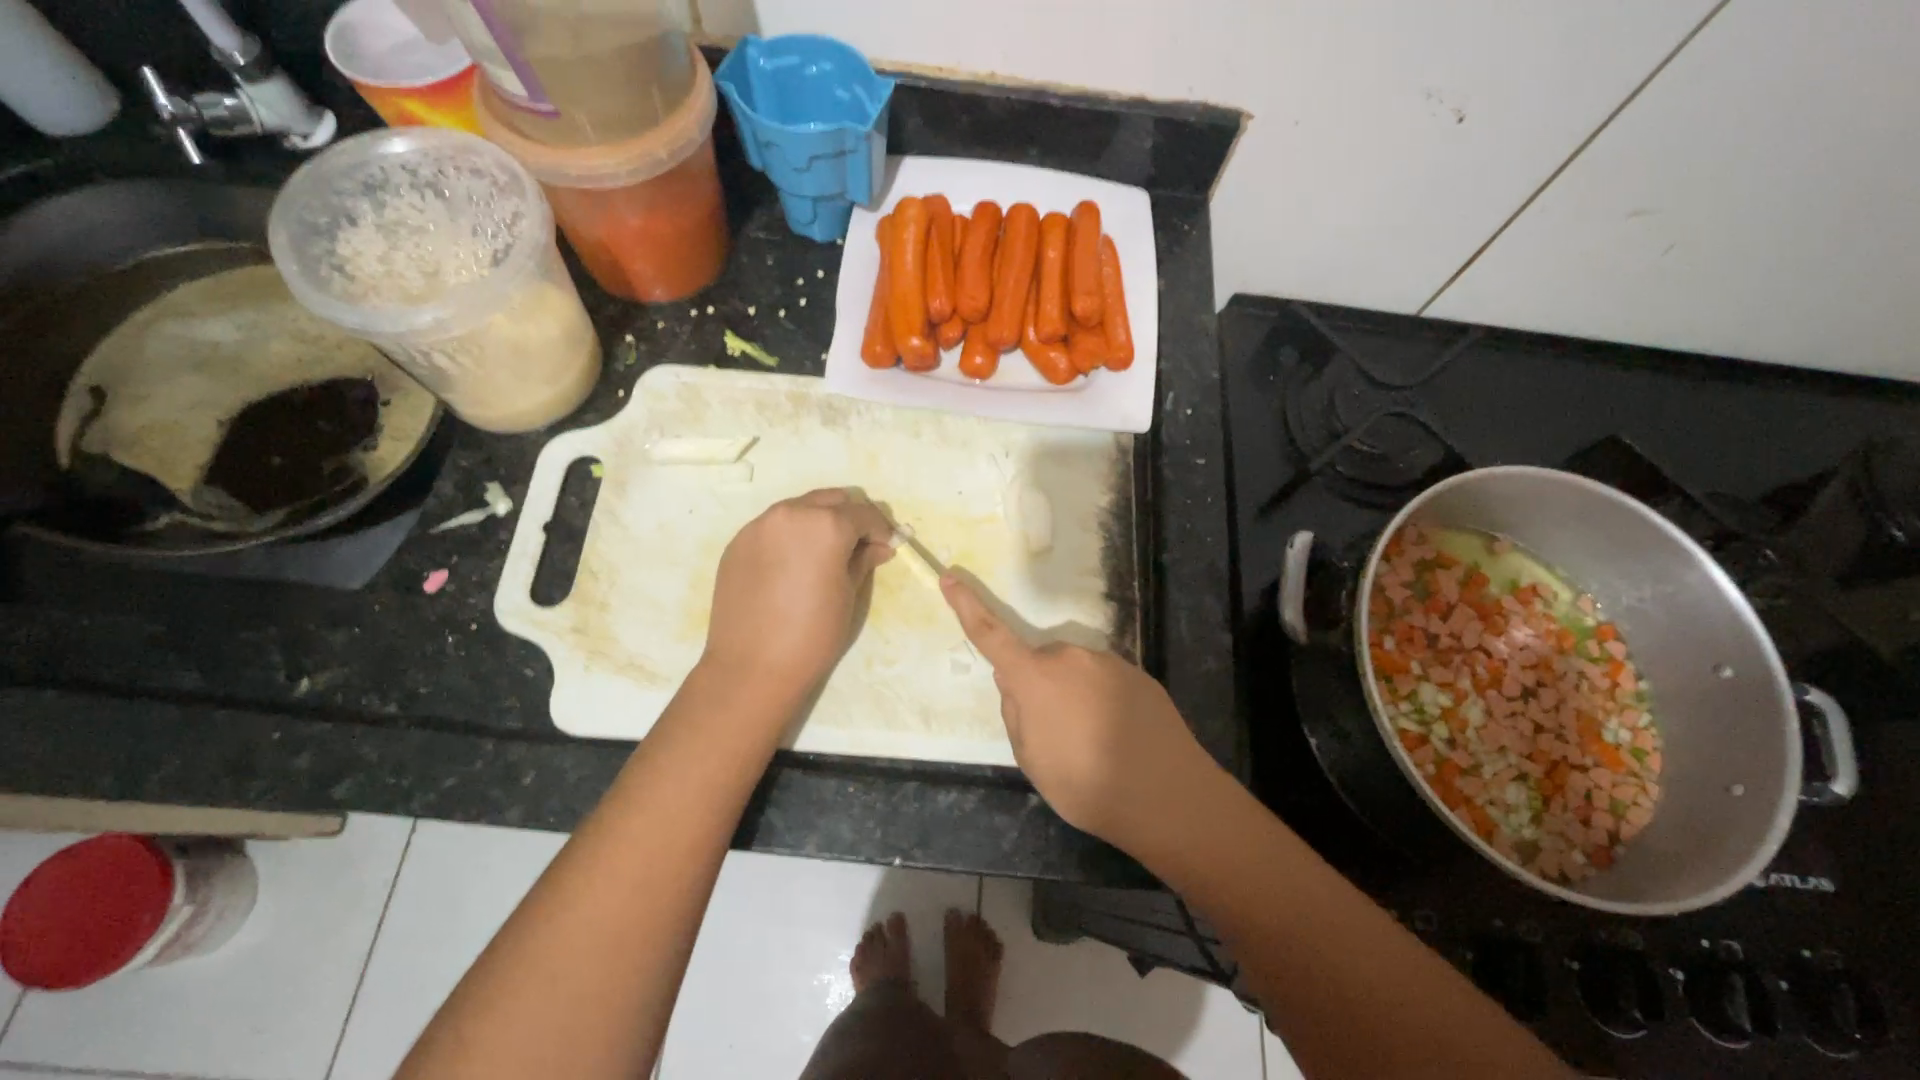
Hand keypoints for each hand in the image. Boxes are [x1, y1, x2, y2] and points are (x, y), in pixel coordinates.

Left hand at [702, 488, 894, 702]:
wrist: (752, 667)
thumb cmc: (812, 634)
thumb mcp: (849, 596)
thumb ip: (863, 561)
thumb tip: (878, 547)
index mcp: (824, 525)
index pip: (863, 513)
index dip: (881, 529)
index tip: (887, 546)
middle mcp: (790, 513)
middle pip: (830, 500)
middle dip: (849, 517)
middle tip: (859, 545)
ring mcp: (758, 526)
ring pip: (798, 509)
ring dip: (818, 522)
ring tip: (825, 554)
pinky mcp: (737, 543)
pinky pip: (772, 528)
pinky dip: (790, 536)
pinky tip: (793, 566)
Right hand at [940, 573, 1216, 847]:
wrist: (1166, 794)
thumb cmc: (1085, 784)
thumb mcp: (1031, 759)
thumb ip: (1016, 714)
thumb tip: (1013, 683)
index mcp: (1035, 677)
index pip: (991, 635)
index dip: (967, 606)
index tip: (950, 578)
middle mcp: (1071, 657)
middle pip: (1041, 664)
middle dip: (1040, 689)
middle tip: (1056, 736)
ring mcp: (1109, 662)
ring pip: (1075, 674)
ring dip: (1075, 698)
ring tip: (1093, 744)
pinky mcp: (1139, 674)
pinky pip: (1106, 683)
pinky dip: (1104, 704)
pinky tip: (1120, 739)